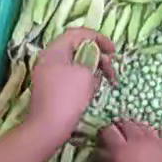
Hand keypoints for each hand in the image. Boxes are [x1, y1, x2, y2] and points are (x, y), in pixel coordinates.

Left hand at [26, 28, 114, 142]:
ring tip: (104, 83)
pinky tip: (92, 92)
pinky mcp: (51, 90)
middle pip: (77, 49)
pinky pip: (70, 78)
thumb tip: (92, 57)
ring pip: (75, 65)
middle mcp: (48, 60)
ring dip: (93, 70)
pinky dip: (84, 81)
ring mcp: (48, 76)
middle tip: (111, 70)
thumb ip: (91, 58)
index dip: (98, 38)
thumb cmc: (68, 97)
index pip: (78, 34)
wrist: (49, 128)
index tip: (113, 51)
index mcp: (54, 51)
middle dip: (98, 57)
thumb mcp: (85, 72)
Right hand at [98, 120, 161, 161]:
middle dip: (121, 127)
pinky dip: (157, 134)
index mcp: (121, 151)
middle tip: (118, 134)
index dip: (104, 133)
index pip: (109, 131)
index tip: (103, 138)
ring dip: (138, 128)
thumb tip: (103, 157)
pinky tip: (155, 140)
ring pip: (144, 126)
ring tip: (135, 135)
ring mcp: (157, 142)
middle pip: (127, 124)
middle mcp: (138, 141)